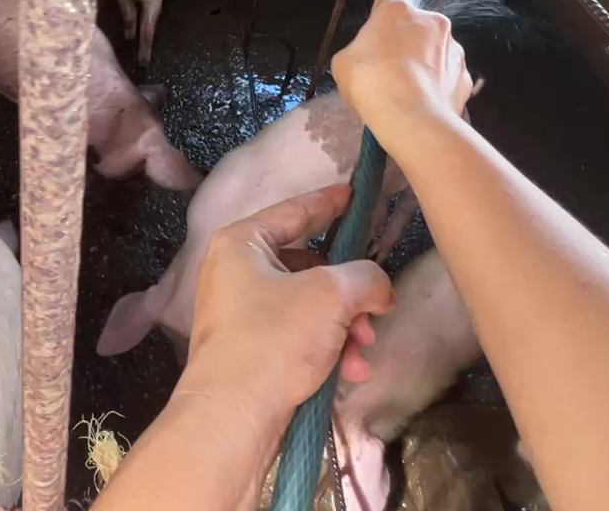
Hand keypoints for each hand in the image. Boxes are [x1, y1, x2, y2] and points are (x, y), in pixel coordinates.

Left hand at [180, 186, 396, 424]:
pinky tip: (349, 372)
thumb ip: (364, 277)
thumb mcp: (329, 296)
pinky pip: (297, 332)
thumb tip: (377, 286)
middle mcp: (235, 268)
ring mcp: (239, 307)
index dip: (327, 202)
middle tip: (375, 309)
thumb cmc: (273, 339)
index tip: (353, 194)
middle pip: (306, 264)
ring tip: (362, 350)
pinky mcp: (249, 344)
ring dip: (343, 324)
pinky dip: (326, 346)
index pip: (293, 212)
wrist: (232, 414)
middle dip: (347, 290)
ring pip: (307, 302)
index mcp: (241, 242)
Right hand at [331, 0, 473, 136]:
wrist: (410, 118)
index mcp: (398, 10)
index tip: (373, 33)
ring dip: (424, 61)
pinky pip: (448, 76)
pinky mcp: (467, 78)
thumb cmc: (369, 81)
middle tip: (387, 66)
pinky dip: (437, 84)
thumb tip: (371, 57)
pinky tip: (423, 102)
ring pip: (436, 49)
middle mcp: (432, 21)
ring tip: (407, 89)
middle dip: (404, 39)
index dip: (379, 13)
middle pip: (416, 23)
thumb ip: (360, 49)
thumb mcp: (344, 60)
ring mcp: (454, 49)